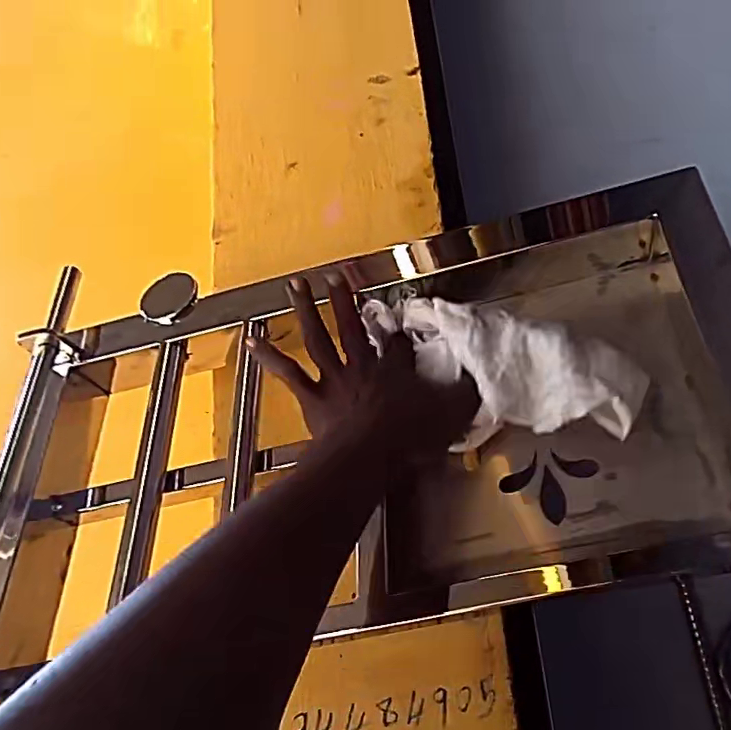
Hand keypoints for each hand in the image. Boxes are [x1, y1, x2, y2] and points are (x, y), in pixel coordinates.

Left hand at [251, 273, 478, 464]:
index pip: (398, 343)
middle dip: (344, 300)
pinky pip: (289, 373)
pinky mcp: (314, 398)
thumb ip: (464, 398)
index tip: (399, 322)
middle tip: (335, 275)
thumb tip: (479, 383)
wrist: (369, 455)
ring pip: (319, 338)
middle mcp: (363, 366)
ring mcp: (335, 380)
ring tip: (296, 285)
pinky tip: (252, 339)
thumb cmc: (409, 437)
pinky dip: (269, 356)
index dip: (399, 331)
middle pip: (352, 326)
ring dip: (306, 310)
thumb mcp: (451, 416)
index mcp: (396, 369)